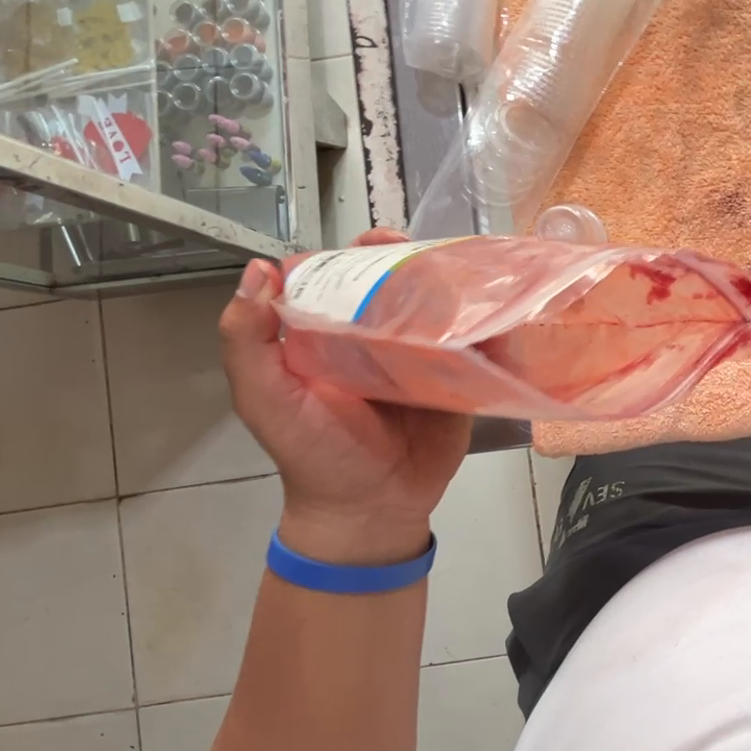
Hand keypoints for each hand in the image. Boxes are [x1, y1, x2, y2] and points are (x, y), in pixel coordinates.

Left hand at [219, 229, 471, 562]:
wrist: (371, 510)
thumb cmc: (315, 454)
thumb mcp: (266, 400)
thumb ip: (247, 342)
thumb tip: (258, 269)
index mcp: (331, 334)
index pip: (347, 276)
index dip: (362, 251)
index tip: (382, 239)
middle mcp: (378, 339)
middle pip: (402, 285)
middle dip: (421, 262)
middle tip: (438, 255)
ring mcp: (422, 359)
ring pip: (443, 310)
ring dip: (460, 288)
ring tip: (475, 277)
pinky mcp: (458, 381)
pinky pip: (475, 348)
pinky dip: (490, 327)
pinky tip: (503, 309)